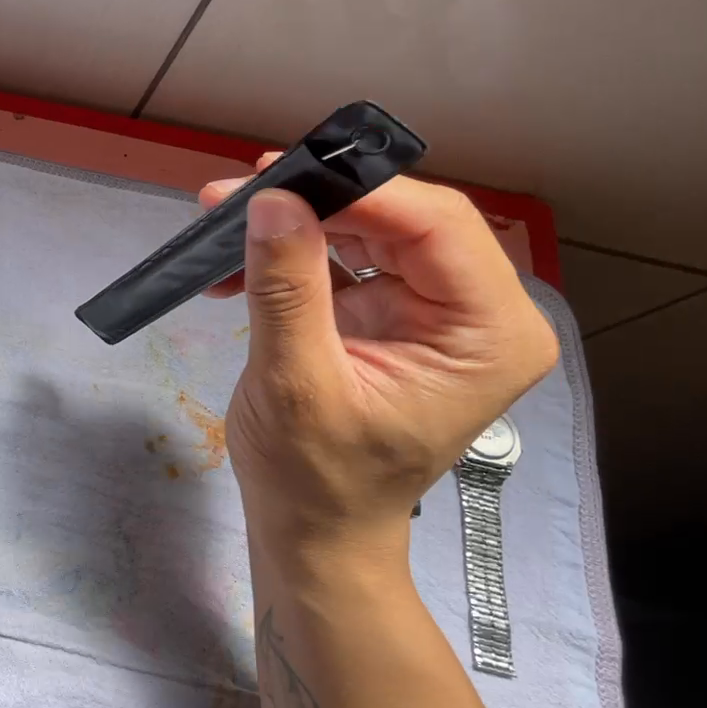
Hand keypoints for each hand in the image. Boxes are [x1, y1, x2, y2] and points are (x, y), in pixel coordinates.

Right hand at [202, 156, 557, 577]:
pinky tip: (233, 270)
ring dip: (291, 228)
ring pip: (365, 234)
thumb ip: (288, 289)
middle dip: (312, 204)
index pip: (437, 226)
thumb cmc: (312, 475)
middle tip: (228, 197)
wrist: (312, 529)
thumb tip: (269, 201)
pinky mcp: (386, 318)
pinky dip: (286, 260)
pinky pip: (341, 264)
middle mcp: (473, 312)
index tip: (272, 179)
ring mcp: (429, 313)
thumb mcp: (296, 382)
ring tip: (219, 231)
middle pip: (401, 221)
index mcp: (487, 333)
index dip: (357, 191)